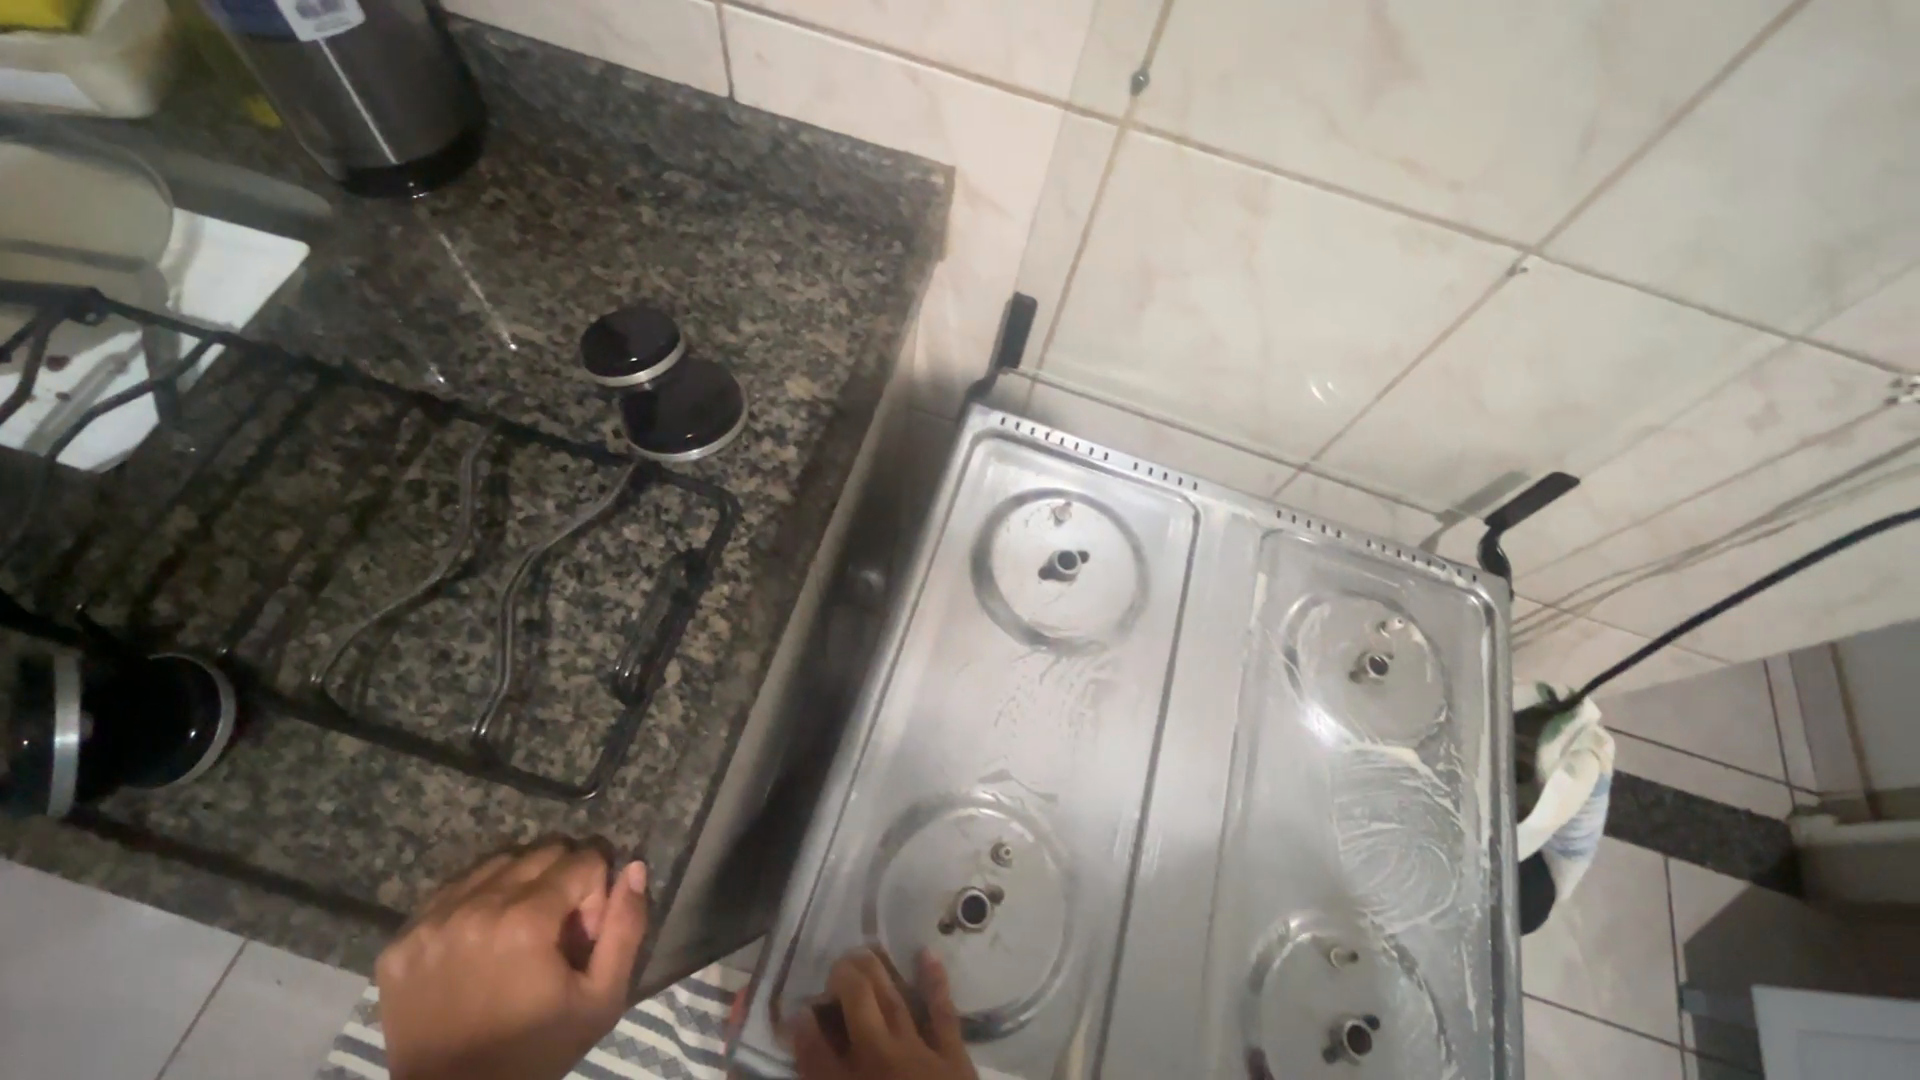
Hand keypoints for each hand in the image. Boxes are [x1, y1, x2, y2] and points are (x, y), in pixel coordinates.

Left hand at [376, 844, 649, 1079]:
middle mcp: (475, 908)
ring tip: (518, 934)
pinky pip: (453, 891)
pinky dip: (477, 902)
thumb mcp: (603, 998)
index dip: (596, 894)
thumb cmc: (537, 1050)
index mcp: (526, 920)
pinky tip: (481, 941)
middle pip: (542, 852)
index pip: (584, 860)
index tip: (584, 935)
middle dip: (563, 881)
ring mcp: (431, 922)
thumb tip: (634, 868)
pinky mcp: (400, 940)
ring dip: (520, 886)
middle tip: (555, 932)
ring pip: (497, 863)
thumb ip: (626, 927)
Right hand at [791, 948, 979, 1079]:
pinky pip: (942, 1012)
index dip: (801, 1028)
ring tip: (863, 952)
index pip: (812, 1050)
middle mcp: (877, 1062)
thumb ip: (825, 1070)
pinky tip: (925, 954)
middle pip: (855, 1004)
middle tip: (834, 970)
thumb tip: (808, 1037)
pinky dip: (934, 982)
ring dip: (876, 971)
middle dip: (842, 979)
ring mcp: (917, 1054)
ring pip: (892, 999)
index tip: (797, 1014)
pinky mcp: (952, 1057)